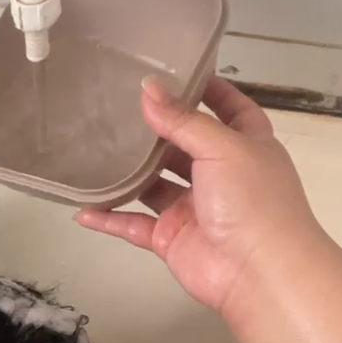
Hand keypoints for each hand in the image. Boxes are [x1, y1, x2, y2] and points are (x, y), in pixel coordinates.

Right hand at [75, 77, 330, 315]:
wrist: (257, 271)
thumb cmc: (253, 200)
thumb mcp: (222, 148)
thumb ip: (183, 121)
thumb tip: (148, 89)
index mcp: (245, 146)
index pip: (229, 109)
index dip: (209, 91)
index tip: (178, 71)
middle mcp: (219, 175)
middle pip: (183, 146)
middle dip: (156, 131)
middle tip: (118, 109)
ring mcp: (193, 208)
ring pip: (154, 185)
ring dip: (128, 174)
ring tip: (95, 152)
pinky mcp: (170, 238)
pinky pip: (134, 225)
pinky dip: (110, 218)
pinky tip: (84, 209)